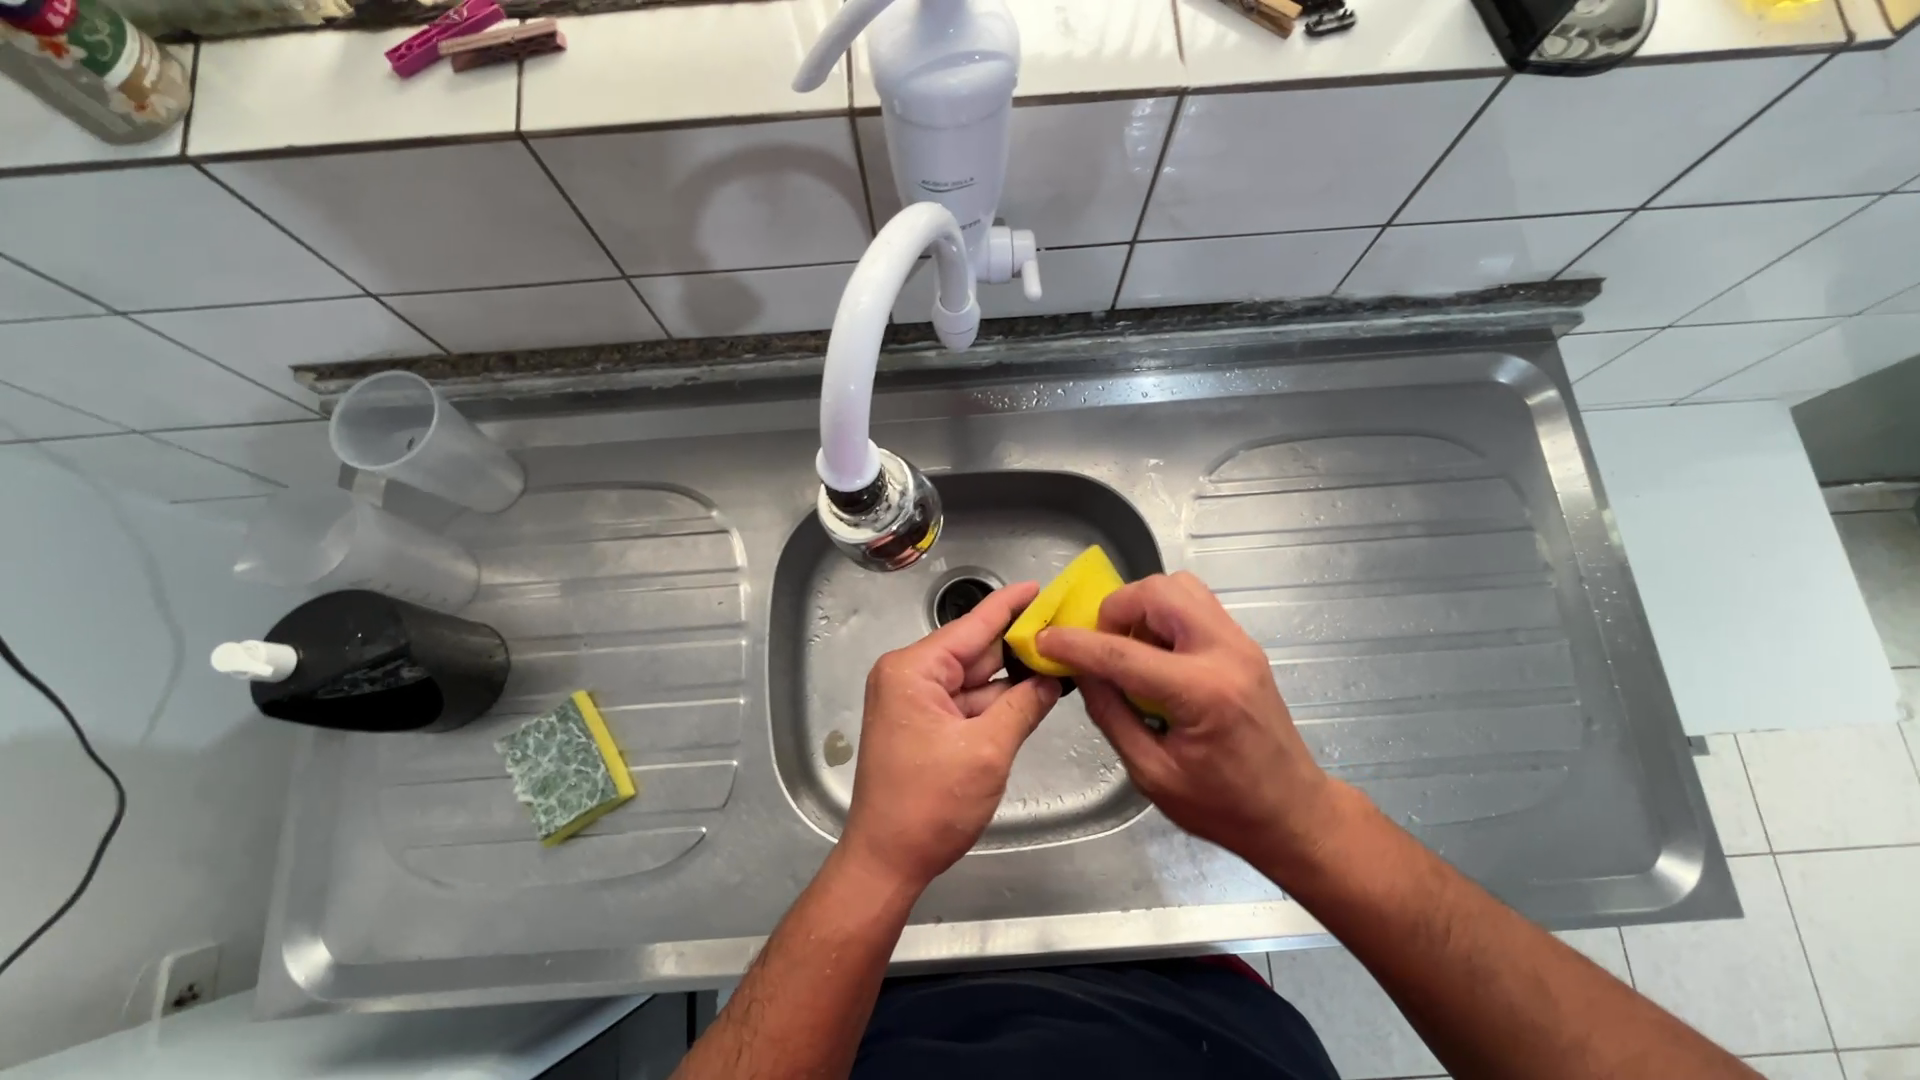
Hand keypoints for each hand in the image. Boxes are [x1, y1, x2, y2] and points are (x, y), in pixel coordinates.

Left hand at [841, 581, 1061, 892]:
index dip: (1011, 606)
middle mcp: (909, 677)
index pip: (972, 626)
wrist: (887, 861)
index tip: (1042, 586)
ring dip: (1012, 681)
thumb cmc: (930, 805)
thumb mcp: (987, 751)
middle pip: (975, 653)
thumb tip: (1051, 677)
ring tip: (1062, 664)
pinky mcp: (923, 726)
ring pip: (975, 681)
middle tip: (1068, 632)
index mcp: (914, 670)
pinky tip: (1034, 697)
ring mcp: (915, 702)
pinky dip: (997, 705)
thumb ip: (1023, 706)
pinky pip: (967, 704)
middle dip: (1019, 647)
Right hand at [1036, 572, 1340, 875]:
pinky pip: (1196, 605)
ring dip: (1143, 608)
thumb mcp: (1152, 773)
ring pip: (1180, 587)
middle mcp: (1225, 653)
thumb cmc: (1222, 806)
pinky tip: (1157, 657)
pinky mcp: (1244, 645)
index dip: (1075, 644)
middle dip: (1116, 610)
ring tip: (1130, 650)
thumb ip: (1112, 714)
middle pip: (1158, 592)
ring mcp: (1240, 643)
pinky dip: (1164, 617)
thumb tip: (1081, 672)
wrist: (1292, 812)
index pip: (1123, 653)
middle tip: (1101, 647)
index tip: (1044, 640)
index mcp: (1202, 693)